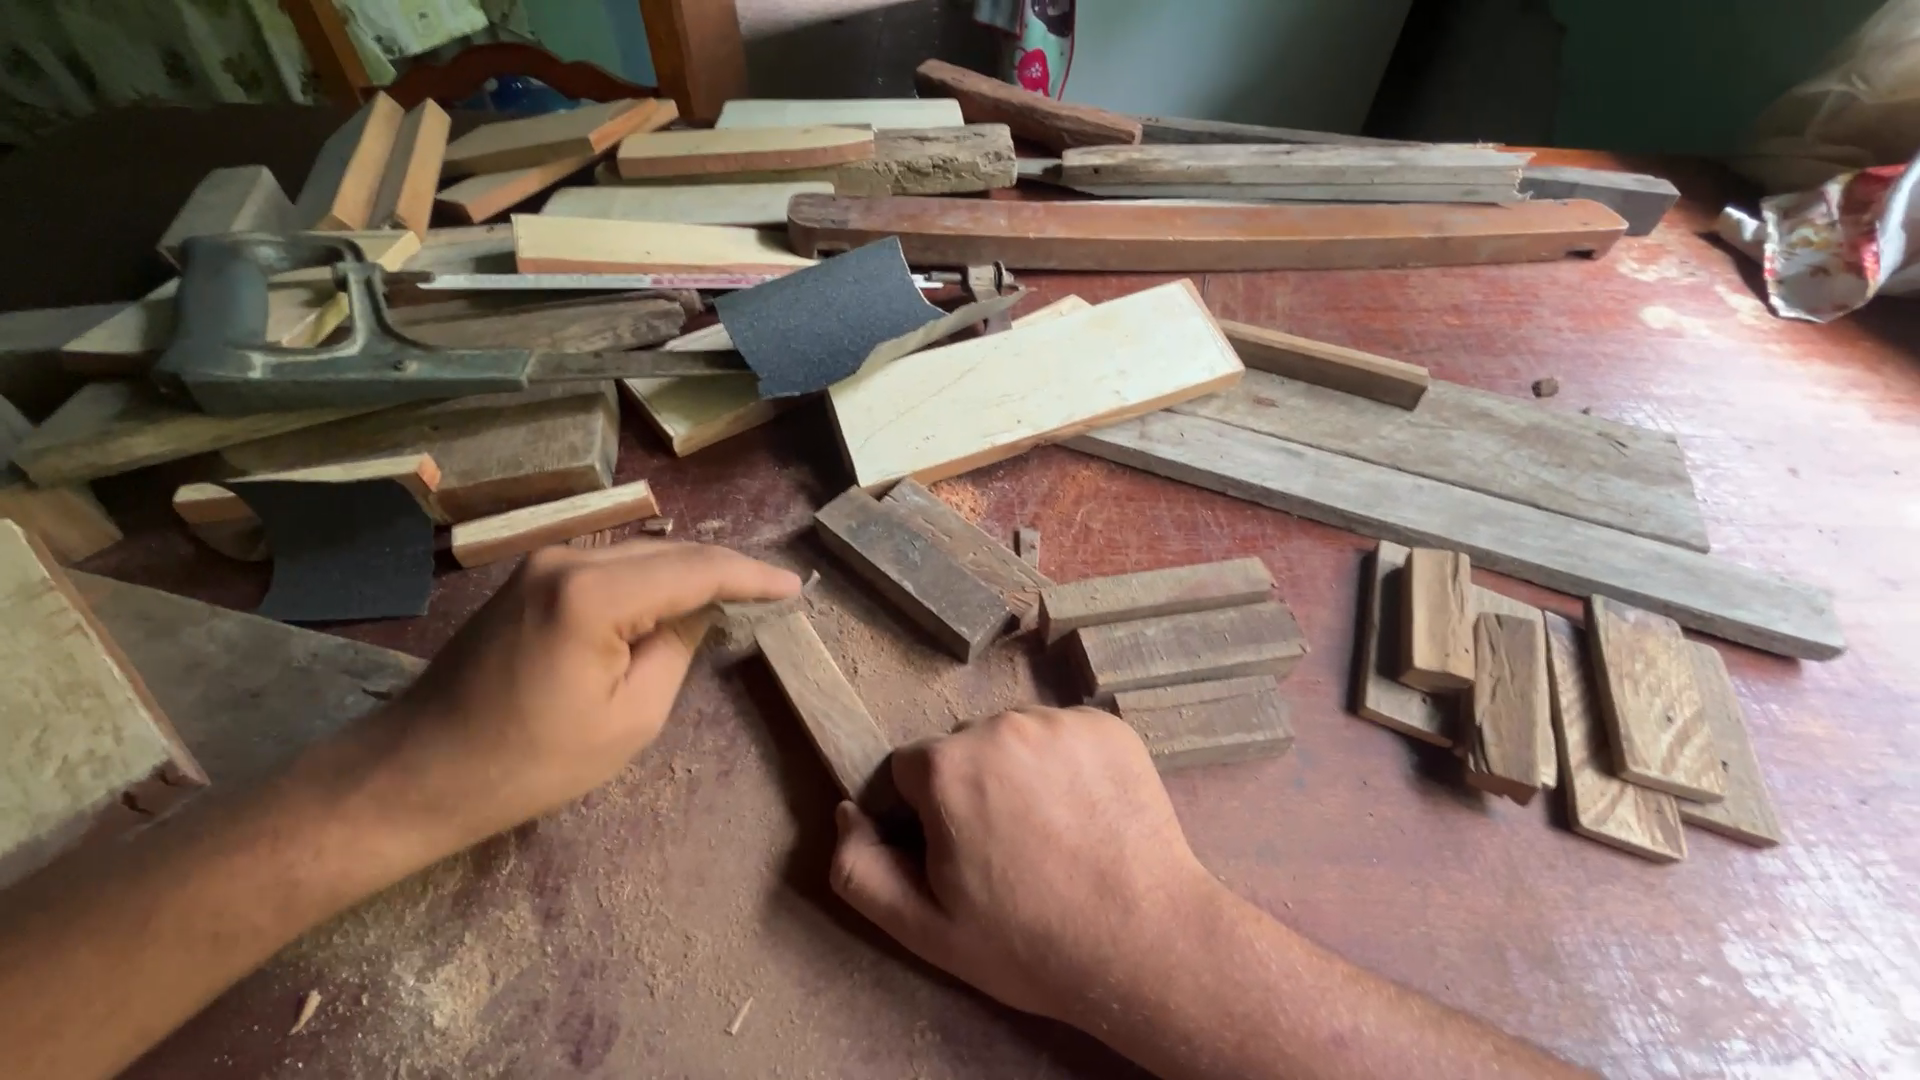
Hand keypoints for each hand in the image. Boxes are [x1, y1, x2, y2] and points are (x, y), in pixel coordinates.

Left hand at [371, 541, 800, 851]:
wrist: (417, 773)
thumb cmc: (530, 763)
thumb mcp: (630, 718)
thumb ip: (678, 649)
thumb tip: (702, 609)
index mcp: (594, 594)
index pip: (697, 570)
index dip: (752, 576)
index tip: (795, 586)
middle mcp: (569, 559)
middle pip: (672, 552)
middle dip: (727, 568)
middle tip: (774, 590)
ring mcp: (545, 563)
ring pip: (644, 553)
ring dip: (692, 571)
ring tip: (739, 591)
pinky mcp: (533, 578)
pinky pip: (614, 565)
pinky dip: (655, 578)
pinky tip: (680, 594)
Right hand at [830, 707, 1219, 1023]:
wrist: (1146, 943)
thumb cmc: (1029, 940)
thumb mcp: (925, 928)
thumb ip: (860, 869)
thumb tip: (845, 811)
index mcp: (947, 767)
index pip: (912, 770)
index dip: (928, 814)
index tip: (962, 853)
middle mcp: (1000, 725)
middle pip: (964, 748)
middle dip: (973, 787)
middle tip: (1011, 848)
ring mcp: (1059, 721)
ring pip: (1016, 737)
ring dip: (1021, 772)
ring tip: (1053, 831)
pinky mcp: (1106, 725)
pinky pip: (1065, 734)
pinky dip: (1068, 764)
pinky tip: (1086, 812)